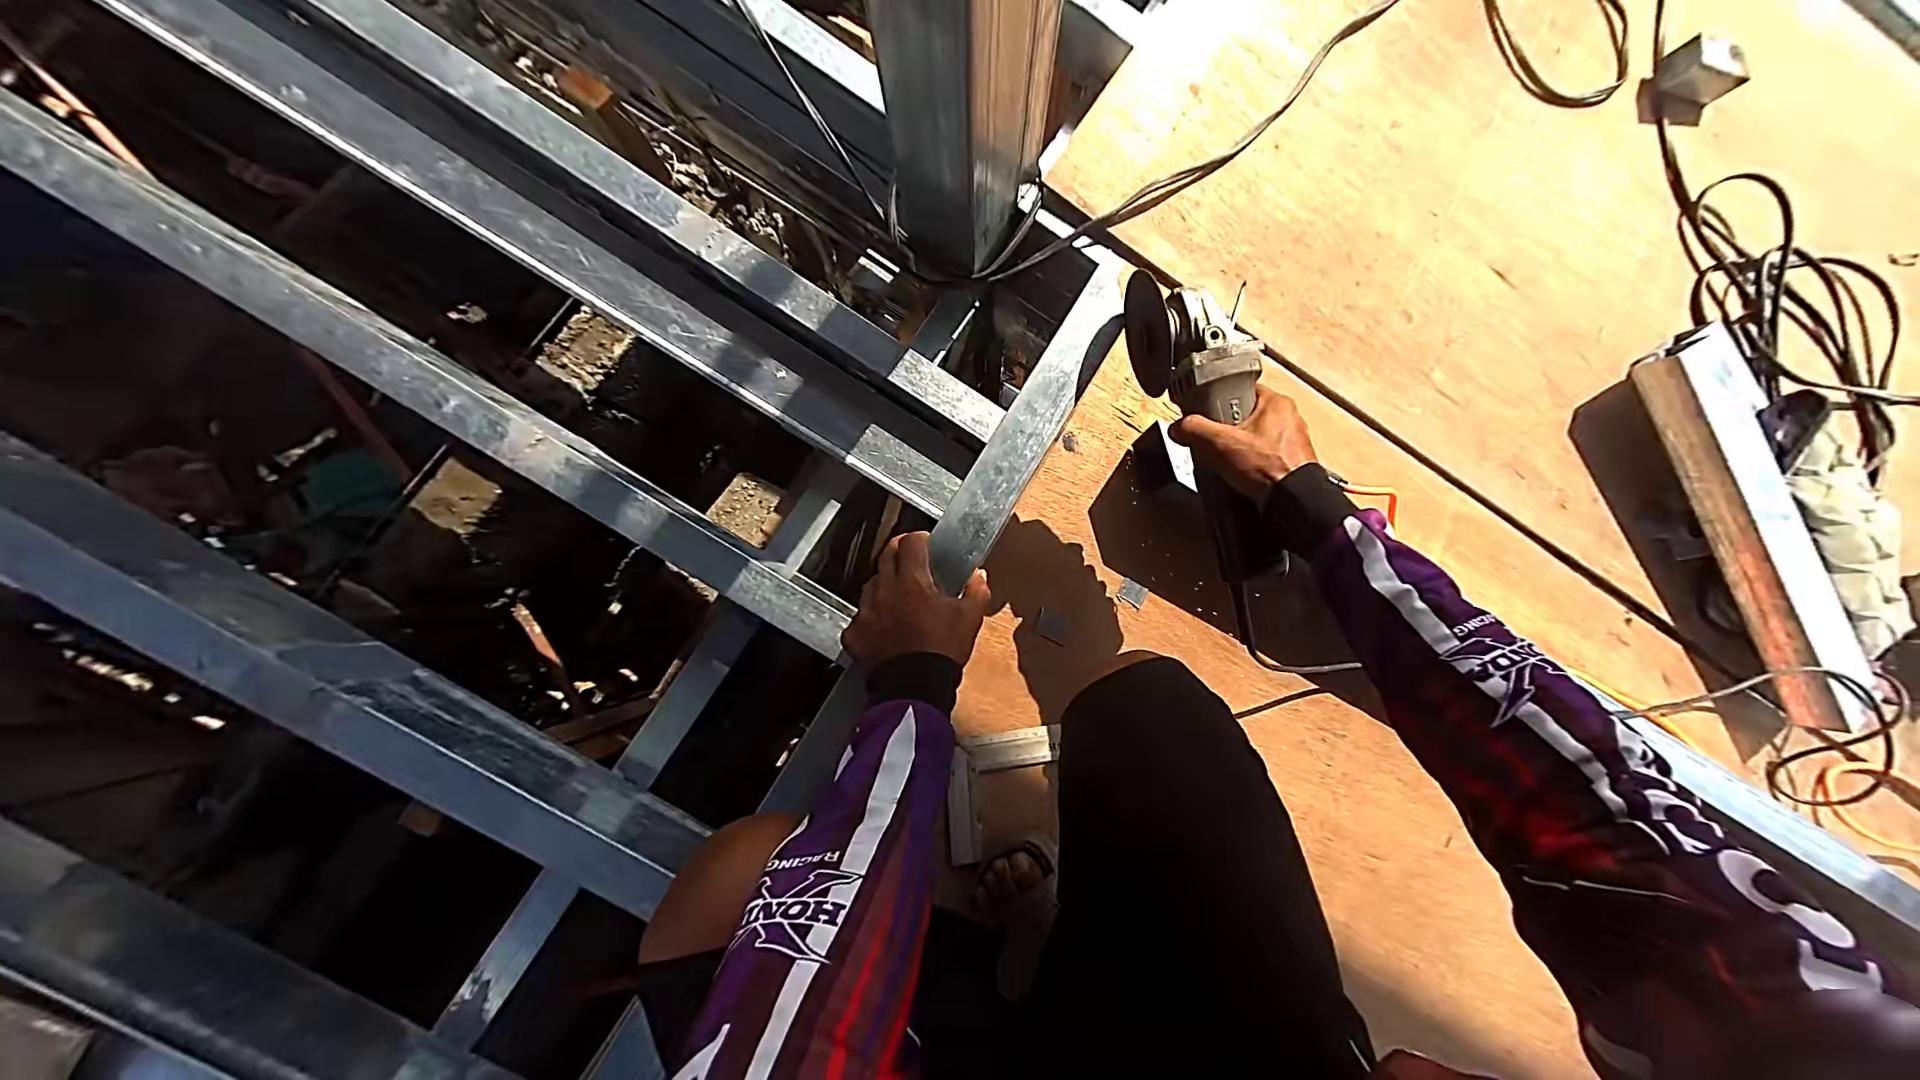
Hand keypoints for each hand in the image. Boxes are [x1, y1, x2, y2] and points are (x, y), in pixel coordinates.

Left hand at [842, 532, 991, 667]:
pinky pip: (861, 616)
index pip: (911, 542)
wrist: (915, 687)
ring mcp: (866, 611)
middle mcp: (884, 589)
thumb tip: (978, 576)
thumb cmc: (942, 651)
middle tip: (913, 560)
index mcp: (912, 581)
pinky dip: (872, 617)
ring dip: (885, 583)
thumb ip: (976, 591)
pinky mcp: (855, 633)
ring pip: (872, 584)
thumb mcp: (969, 619)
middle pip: (886, 554)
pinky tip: (884, 626)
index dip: (920, 538)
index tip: (926, 544)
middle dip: (900, 552)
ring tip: (899, 596)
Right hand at [1168, 385, 1318, 499]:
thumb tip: (1178, 427)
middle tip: (1213, 439)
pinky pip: (1264, 453)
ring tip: (1225, 459)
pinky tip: (1241, 472)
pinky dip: (1251, 461)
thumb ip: (1195, 430)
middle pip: (1246, 414)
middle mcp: (1289, 416)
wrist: (1292, 500)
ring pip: (1255, 435)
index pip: (1241, 390)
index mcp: (1276, 402)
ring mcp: (1293, 439)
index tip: (1206, 412)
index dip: (1220, 400)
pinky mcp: (1292, 460)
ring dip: (1239, 445)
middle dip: (1227, 427)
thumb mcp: (1221, 444)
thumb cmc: (1267, 467)